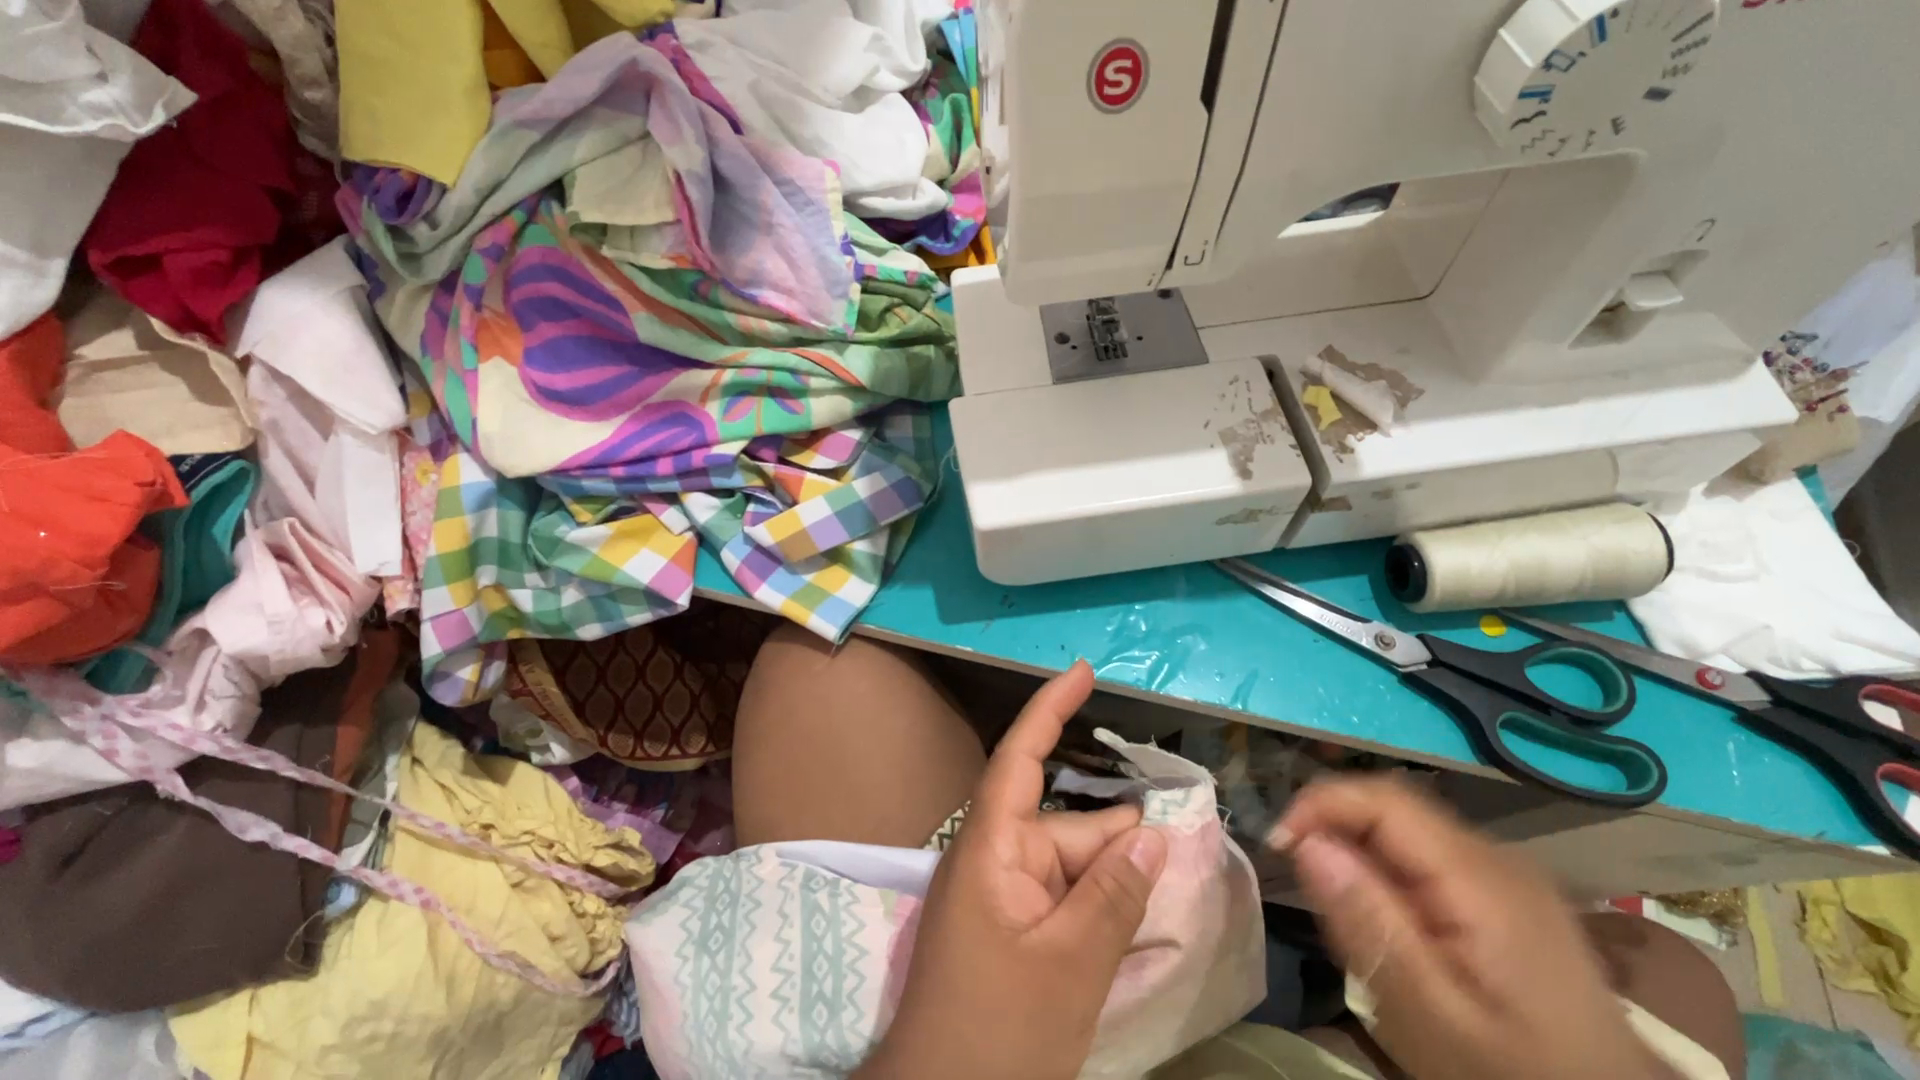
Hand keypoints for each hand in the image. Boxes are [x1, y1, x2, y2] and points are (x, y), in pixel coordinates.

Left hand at [857, 661, 1167, 1079]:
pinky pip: (1062, 901)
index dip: (1050, 710)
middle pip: (1066, 826)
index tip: (1083, 672)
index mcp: (991, 849)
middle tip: (1183, 846)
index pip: (1020, 759)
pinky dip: (1099, 907)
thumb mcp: (1070, 963)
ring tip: (1166, 895)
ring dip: (1115, 879)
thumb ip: (1114, 892)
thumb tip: (1151, 834)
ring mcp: (1000, 900)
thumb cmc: (998, 1028)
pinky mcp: (1010, 933)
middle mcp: (993, 861)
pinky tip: (1138, 920)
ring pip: (1071, 868)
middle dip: (1119, 837)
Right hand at [1278, 777, 1677, 1079]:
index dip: (1319, 805)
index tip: (1277, 848)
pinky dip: (1390, 876)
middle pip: (1396, 810)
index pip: (1384, 797)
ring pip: (1410, 834)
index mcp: (1480, 878)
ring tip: (1345, 920)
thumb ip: (1369, 925)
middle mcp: (1498, 858)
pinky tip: (1391, 930)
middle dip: (1335, 833)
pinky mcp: (1511, 898)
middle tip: (1308, 896)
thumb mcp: (1428, 1015)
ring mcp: (1510, 877)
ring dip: (1360, 856)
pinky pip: (1432, 860)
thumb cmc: (1512, 1074)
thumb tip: (1308, 843)